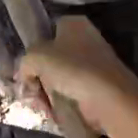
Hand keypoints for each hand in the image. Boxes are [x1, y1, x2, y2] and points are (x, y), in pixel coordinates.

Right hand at [17, 16, 137, 137]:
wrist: (112, 101)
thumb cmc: (74, 70)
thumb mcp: (37, 57)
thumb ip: (25, 62)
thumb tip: (26, 75)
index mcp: (74, 23)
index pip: (46, 32)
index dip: (33, 50)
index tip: (25, 69)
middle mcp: (86, 39)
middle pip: (51, 58)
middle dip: (38, 77)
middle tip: (31, 92)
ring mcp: (94, 64)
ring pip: (60, 78)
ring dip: (47, 93)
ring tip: (43, 106)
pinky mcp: (99, 87)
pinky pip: (72, 93)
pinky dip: (62, 103)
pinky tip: (54, 113)